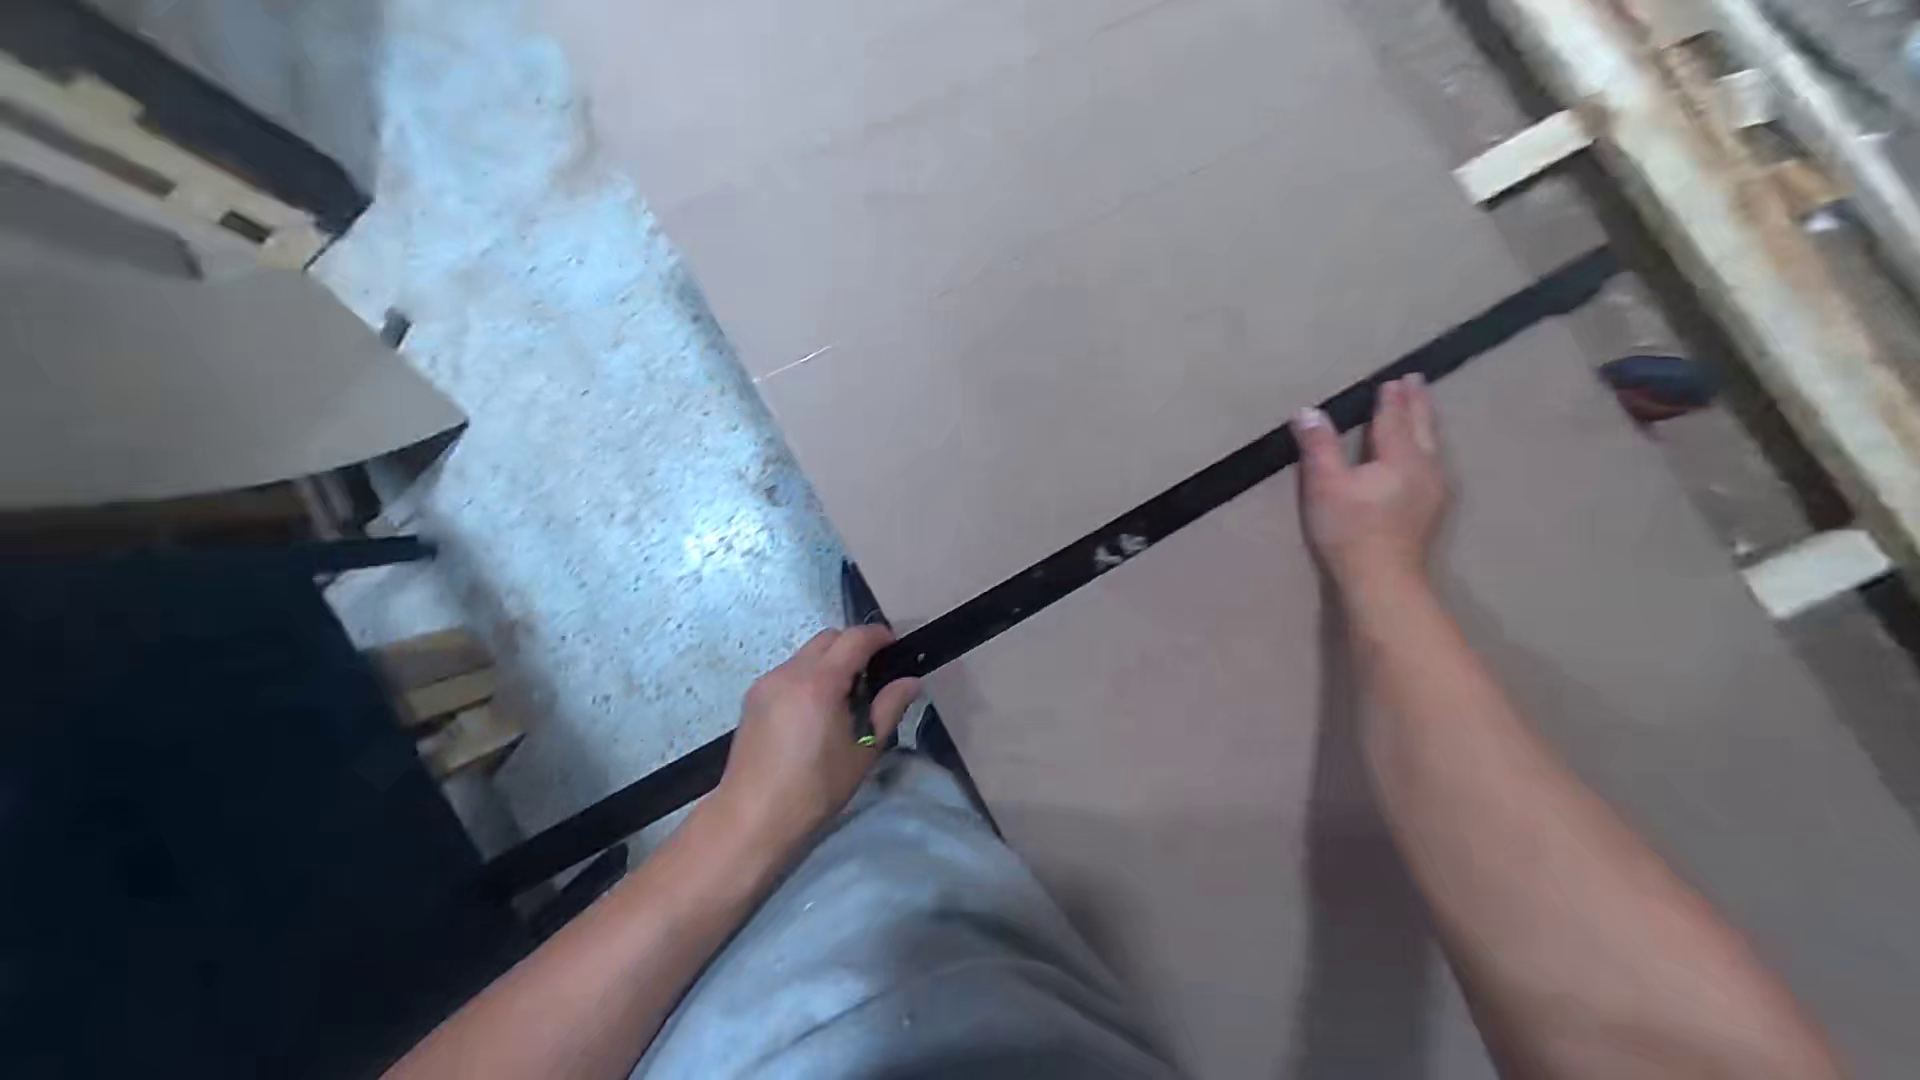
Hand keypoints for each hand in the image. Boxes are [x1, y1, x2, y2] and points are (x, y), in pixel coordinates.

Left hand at [710, 626, 921, 856]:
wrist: (753, 817)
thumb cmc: (815, 789)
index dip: (878, 636)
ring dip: (830, 661)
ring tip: (843, 697)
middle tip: (872, 675)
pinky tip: (815, 710)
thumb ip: (889, 708)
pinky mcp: (753, 697)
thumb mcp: (863, 750)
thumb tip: (911, 681)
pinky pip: (789, 671)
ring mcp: (767, 682)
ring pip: (806, 653)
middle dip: (853, 645)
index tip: (894, 647)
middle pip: (828, 638)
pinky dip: (809, 675)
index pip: (854, 638)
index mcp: (819, 683)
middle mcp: (789, 672)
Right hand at [1292, 374, 1449, 588]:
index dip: (1390, 400)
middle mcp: (1424, 468)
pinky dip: (1427, 447)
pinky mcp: (1429, 511)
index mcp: (1400, 457)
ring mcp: (1432, 491)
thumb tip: (1308, 411)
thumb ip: (1318, 446)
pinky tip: (1423, 456)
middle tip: (1416, 381)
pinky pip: (1432, 465)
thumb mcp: (1324, 484)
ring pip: (1432, 446)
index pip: (1393, 420)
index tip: (1394, 379)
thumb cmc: (1349, 529)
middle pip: (1421, 428)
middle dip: (1416, 404)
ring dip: (1425, 424)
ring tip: (1421, 411)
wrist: (1381, 578)